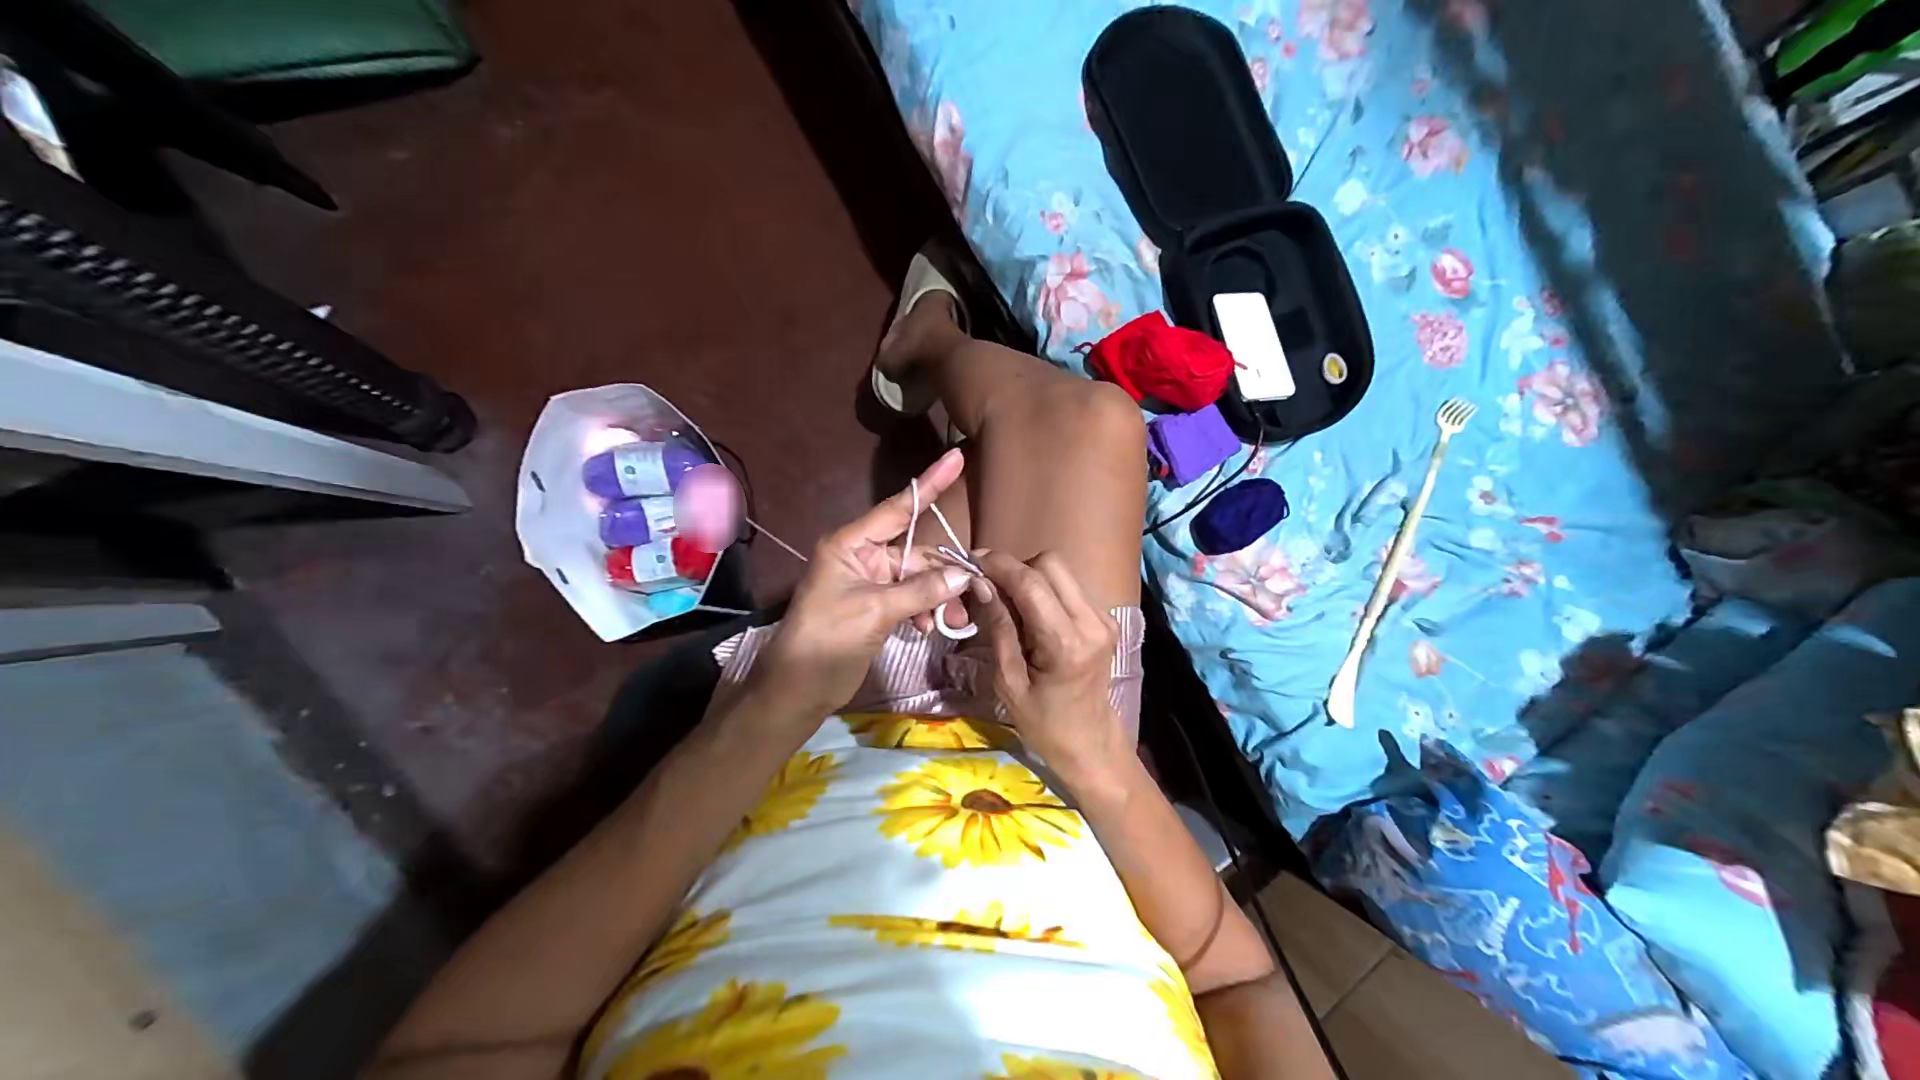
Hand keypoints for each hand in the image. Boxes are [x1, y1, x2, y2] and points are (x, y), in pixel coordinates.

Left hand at [754, 448, 974, 718]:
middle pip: (915, 551)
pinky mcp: (875, 606)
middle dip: (944, 572)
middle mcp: (861, 556)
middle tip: (975, 590)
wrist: (798, 688)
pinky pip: (910, 597)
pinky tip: (931, 629)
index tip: (956, 457)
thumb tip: (965, 574)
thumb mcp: (875, 612)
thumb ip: (921, 590)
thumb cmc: (827, 639)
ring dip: (937, 597)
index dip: (929, 484)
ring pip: (917, 578)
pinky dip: (924, 611)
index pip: (897, 508)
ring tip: (953, 621)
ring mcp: (869, 582)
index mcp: (851, 544)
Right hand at [968, 550, 1130, 791]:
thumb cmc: (1043, 722)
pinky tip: (1029, 613)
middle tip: (989, 586)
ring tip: (1007, 602)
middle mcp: (1091, 623)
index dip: (998, 565)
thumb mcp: (1008, 681)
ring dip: (1029, 577)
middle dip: (1015, 568)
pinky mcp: (1105, 618)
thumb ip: (998, 628)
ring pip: (1060, 570)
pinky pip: (1069, 586)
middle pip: (1050, 564)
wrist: (1090, 742)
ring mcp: (1103, 618)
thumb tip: (980, 584)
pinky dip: (1044, 589)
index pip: (1031, 583)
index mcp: (1066, 644)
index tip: (971, 561)